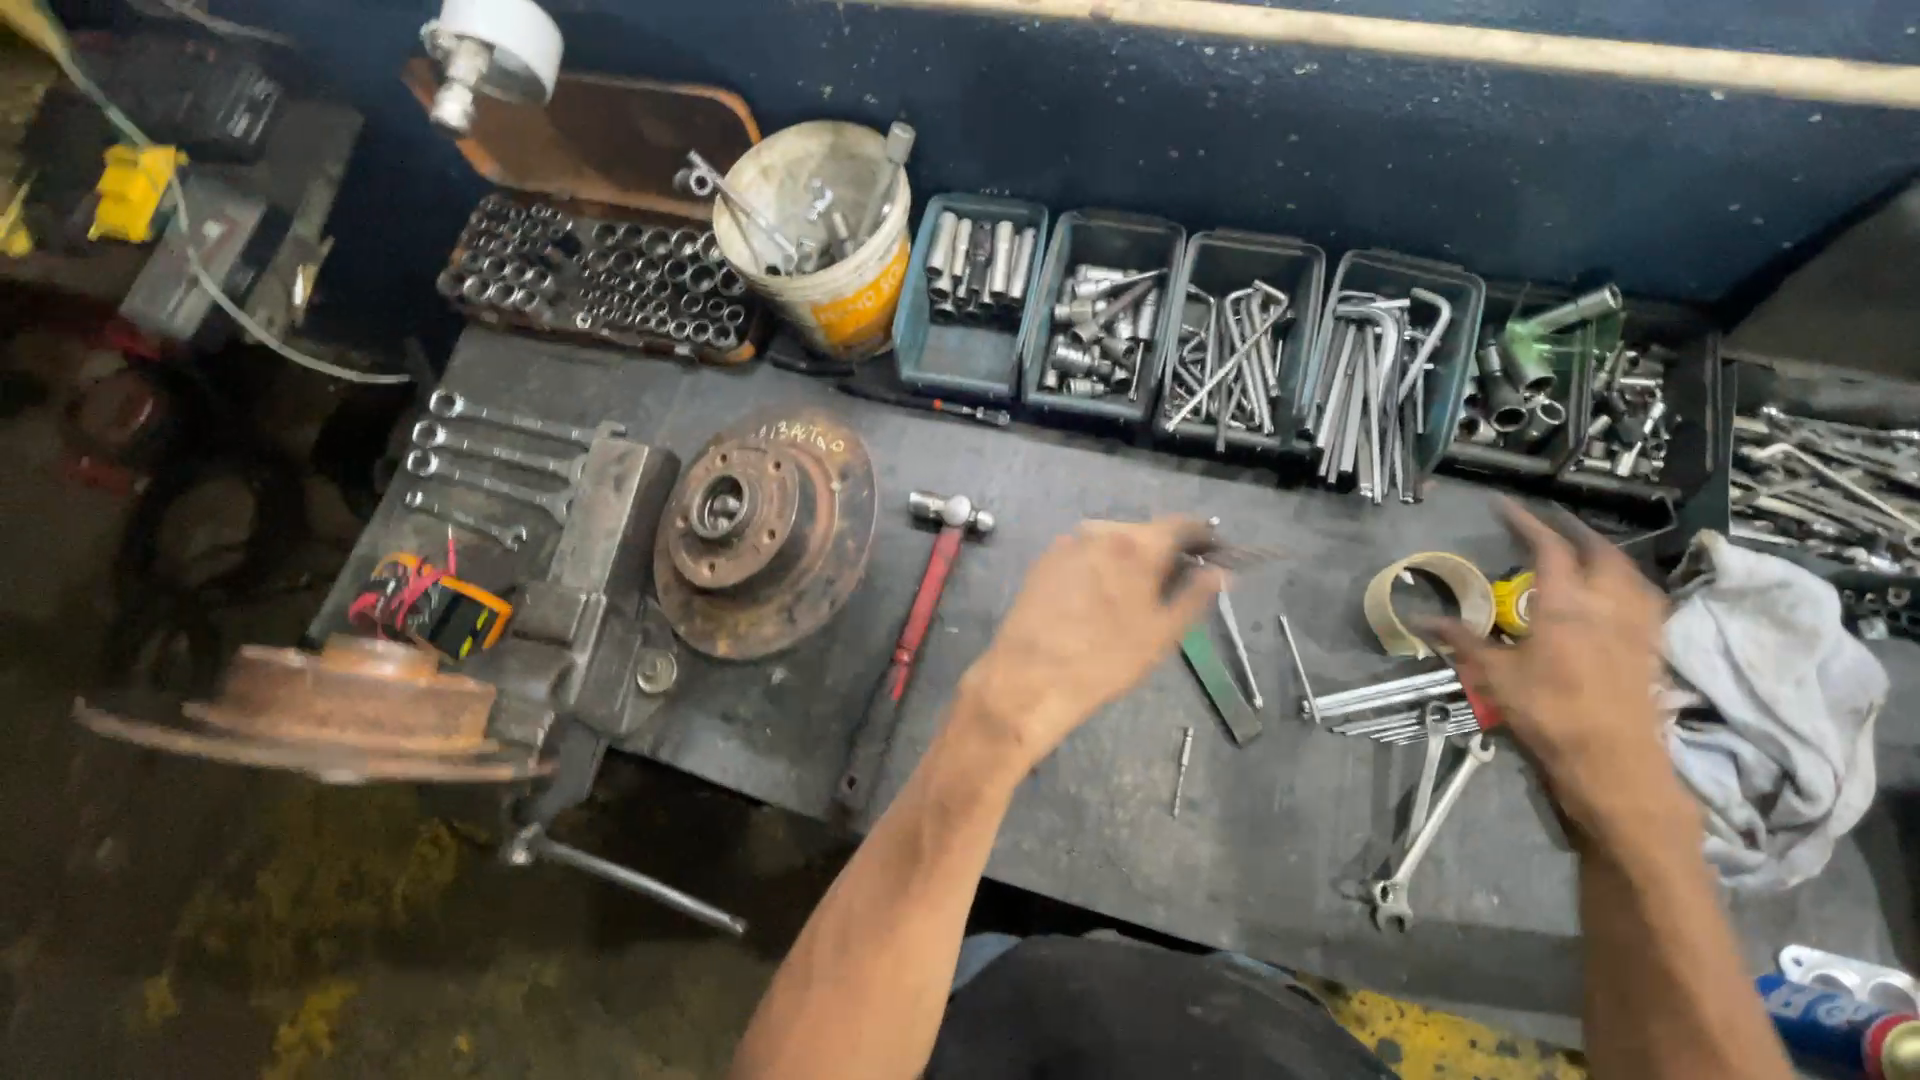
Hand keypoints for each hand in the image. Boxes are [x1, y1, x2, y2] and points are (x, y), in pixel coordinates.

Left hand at [956, 517, 1225, 770]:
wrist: (1030, 678)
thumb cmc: (1105, 659)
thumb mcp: (1163, 633)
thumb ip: (1195, 595)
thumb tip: (1220, 571)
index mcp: (1136, 543)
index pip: (1183, 525)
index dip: (1203, 539)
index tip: (1214, 556)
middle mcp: (1100, 531)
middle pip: (1145, 532)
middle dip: (1164, 553)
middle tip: (1175, 586)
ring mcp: (1067, 544)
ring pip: (1112, 543)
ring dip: (1130, 561)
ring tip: (1136, 598)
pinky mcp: (1044, 561)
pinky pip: (1085, 555)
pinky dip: (1101, 568)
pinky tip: (1099, 600)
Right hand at [1425, 498, 1677, 837]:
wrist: (1613, 763)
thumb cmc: (1548, 714)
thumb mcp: (1494, 676)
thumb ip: (1462, 641)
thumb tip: (1418, 618)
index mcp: (1566, 606)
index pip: (1548, 549)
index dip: (1527, 522)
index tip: (1505, 506)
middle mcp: (1608, 606)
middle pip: (1599, 552)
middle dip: (1573, 532)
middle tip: (1548, 525)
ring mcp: (1637, 626)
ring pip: (1629, 573)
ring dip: (1606, 553)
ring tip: (1585, 551)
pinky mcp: (1651, 648)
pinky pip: (1646, 600)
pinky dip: (1628, 583)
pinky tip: (1616, 594)